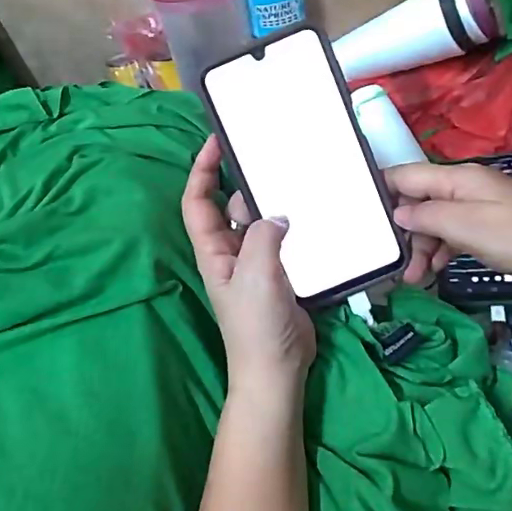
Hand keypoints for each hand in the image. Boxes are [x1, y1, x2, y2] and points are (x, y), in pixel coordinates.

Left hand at [182, 137, 316, 396]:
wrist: (278, 369)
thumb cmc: (257, 324)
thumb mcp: (256, 275)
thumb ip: (263, 237)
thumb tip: (278, 215)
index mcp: (213, 251)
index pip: (197, 202)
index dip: (201, 170)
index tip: (216, 141)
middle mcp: (231, 252)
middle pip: (232, 206)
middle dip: (246, 181)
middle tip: (271, 156)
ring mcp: (256, 263)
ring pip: (261, 221)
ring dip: (274, 202)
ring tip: (297, 177)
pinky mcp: (281, 273)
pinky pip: (284, 239)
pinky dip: (294, 224)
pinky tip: (314, 212)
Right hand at [384, 162, 511, 299]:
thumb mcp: (467, 226)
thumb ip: (426, 216)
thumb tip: (397, 212)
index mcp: (457, 177)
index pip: (404, 175)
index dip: (378, 191)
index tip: (357, 217)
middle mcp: (465, 186)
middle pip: (418, 201)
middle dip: (402, 230)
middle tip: (395, 264)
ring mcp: (479, 205)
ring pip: (435, 220)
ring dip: (422, 246)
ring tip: (414, 278)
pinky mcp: (491, 225)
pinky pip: (455, 232)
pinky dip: (443, 250)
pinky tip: (438, 270)